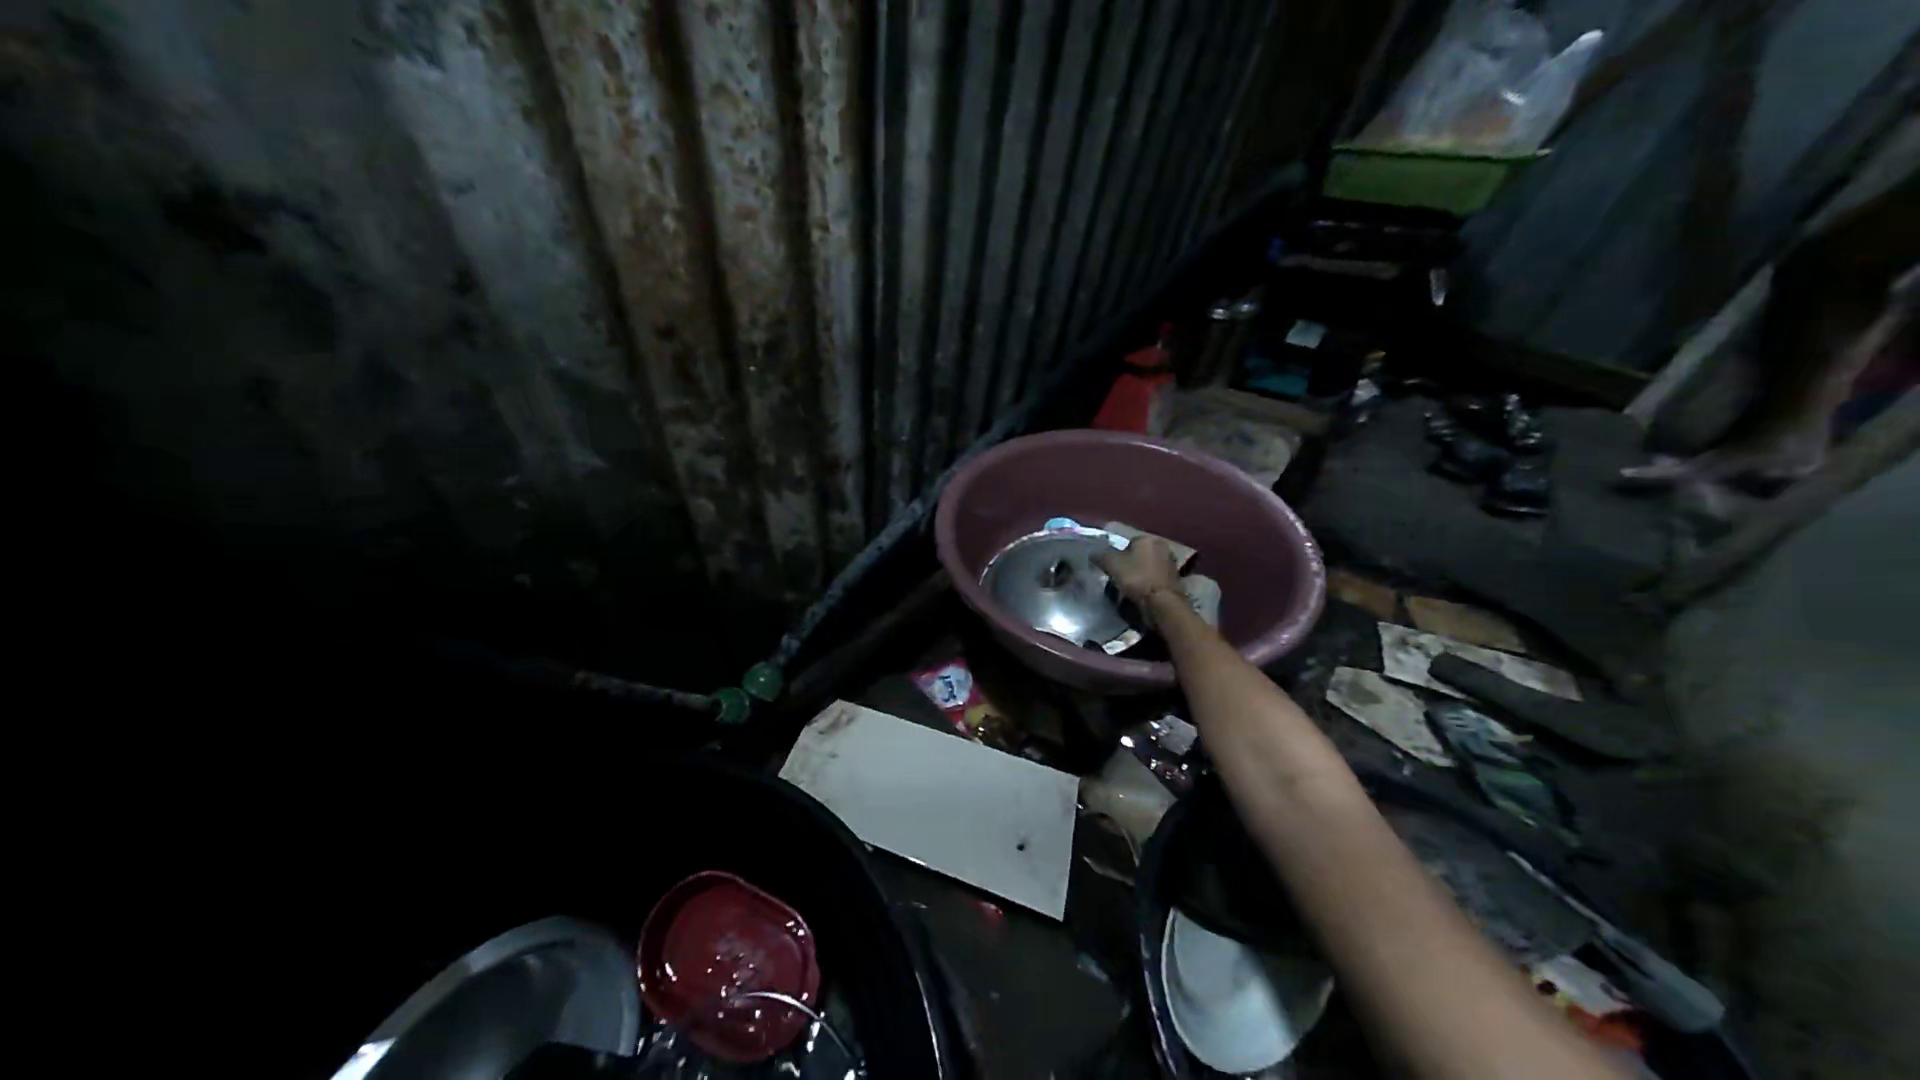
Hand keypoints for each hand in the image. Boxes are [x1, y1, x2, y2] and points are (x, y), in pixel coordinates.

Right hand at [1095, 535, 1179, 603]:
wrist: (1161, 602)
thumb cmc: (1136, 577)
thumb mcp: (1111, 563)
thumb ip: (1100, 555)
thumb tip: (1093, 553)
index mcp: (1148, 538)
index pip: (1128, 543)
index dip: (1118, 556)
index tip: (1113, 569)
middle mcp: (1163, 547)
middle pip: (1139, 555)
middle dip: (1130, 564)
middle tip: (1120, 578)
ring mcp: (1171, 564)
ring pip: (1148, 567)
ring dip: (1140, 575)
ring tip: (1130, 588)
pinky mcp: (1175, 580)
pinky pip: (1155, 579)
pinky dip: (1148, 584)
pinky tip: (1142, 593)